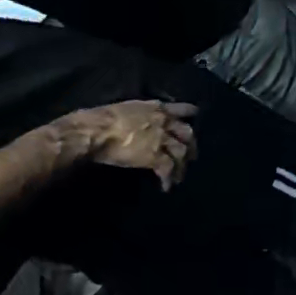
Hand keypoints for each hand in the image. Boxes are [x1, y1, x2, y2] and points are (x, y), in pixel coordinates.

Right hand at [32, 101, 198, 191]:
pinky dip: (169, 178)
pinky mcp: (154, 156)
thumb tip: (144, 121)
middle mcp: (165, 121)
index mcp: (159, 107)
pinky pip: (168, 168)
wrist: (100, 129)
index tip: (195, 118)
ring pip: (181, 152)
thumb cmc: (108, 117)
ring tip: (179, 176)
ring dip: (182, 165)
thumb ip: (144, 113)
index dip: (191, 114)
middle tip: (192, 156)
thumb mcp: (133, 107)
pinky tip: (166, 187)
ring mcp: (161, 139)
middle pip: (187, 132)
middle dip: (191, 145)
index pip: (183, 108)